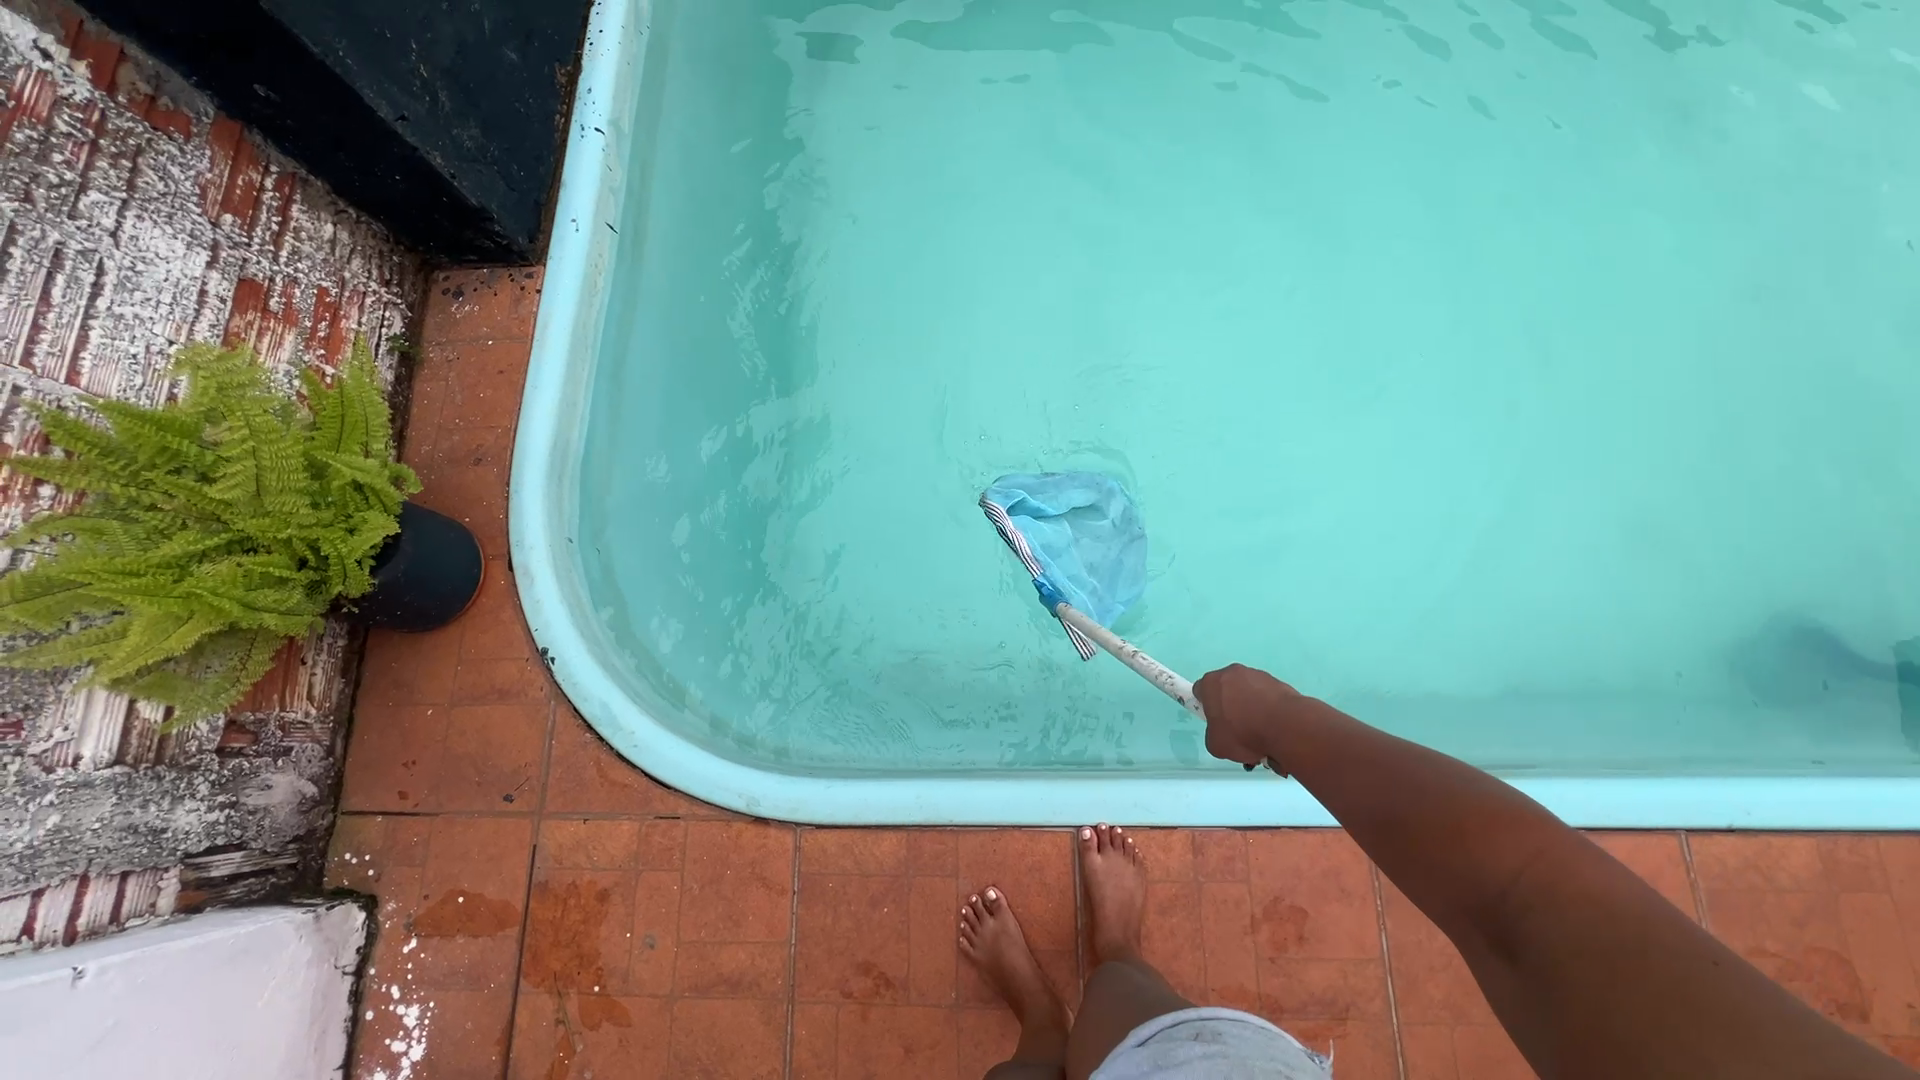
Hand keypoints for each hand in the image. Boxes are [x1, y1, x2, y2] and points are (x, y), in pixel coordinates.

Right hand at [1193, 663, 1304, 770]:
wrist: (1286, 727)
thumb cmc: (1243, 733)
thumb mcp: (1216, 745)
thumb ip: (1214, 734)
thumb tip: (1225, 733)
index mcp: (1211, 683)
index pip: (1201, 691)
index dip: (1206, 708)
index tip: (1216, 723)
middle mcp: (1233, 673)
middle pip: (1227, 691)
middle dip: (1232, 710)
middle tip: (1239, 732)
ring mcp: (1258, 675)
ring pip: (1249, 695)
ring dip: (1252, 711)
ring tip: (1263, 736)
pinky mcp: (1279, 683)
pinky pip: (1268, 699)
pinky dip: (1270, 712)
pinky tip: (1276, 731)